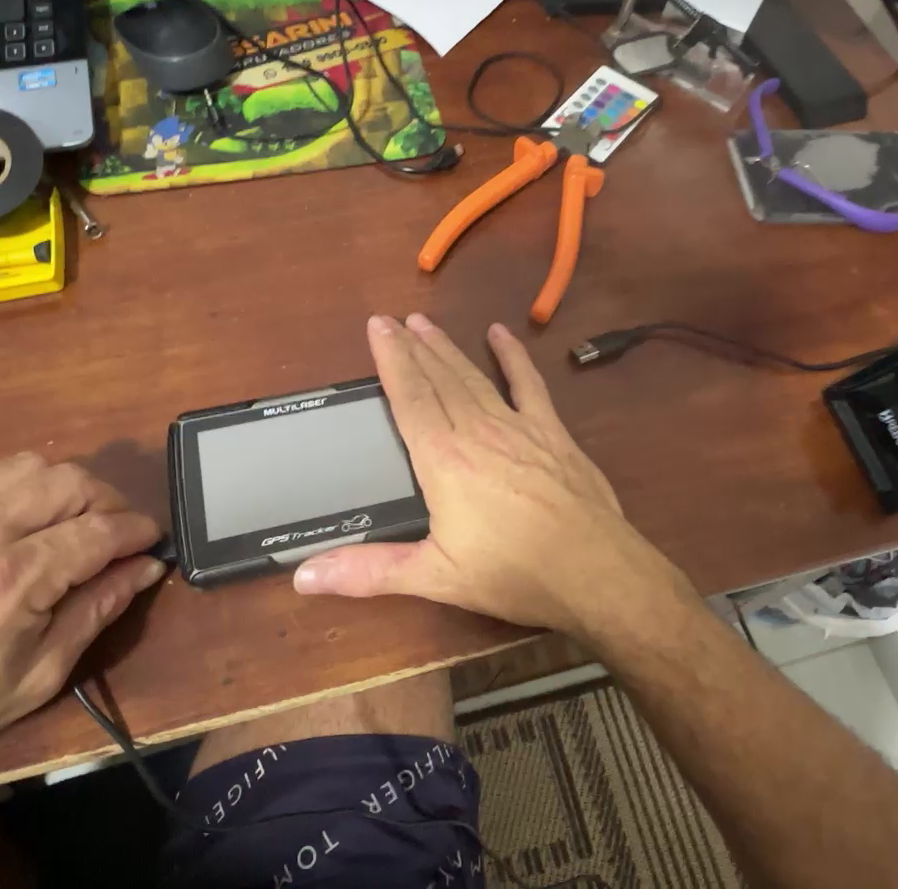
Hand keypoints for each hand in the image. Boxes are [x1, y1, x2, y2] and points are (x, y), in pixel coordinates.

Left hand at [0, 453, 165, 803]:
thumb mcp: (37, 676)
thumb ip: (97, 610)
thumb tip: (145, 569)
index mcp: (7, 583)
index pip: (97, 532)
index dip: (137, 532)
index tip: (155, 541)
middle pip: (69, 482)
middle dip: (109, 501)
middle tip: (120, 533)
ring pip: (30, 467)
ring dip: (67, 488)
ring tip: (76, 522)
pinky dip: (22, 491)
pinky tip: (25, 525)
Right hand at [293, 314, 690, 635]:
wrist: (593, 569)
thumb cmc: (512, 573)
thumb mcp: (435, 577)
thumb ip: (369, 572)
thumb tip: (304, 576)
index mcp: (443, 459)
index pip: (409, 397)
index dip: (392, 360)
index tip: (378, 327)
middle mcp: (476, 430)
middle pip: (438, 378)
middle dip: (413, 347)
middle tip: (393, 320)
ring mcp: (518, 426)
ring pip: (474, 376)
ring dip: (448, 348)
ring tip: (426, 323)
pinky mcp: (551, 432)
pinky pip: (528, 384)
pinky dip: (513, 357)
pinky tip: (500, 335)